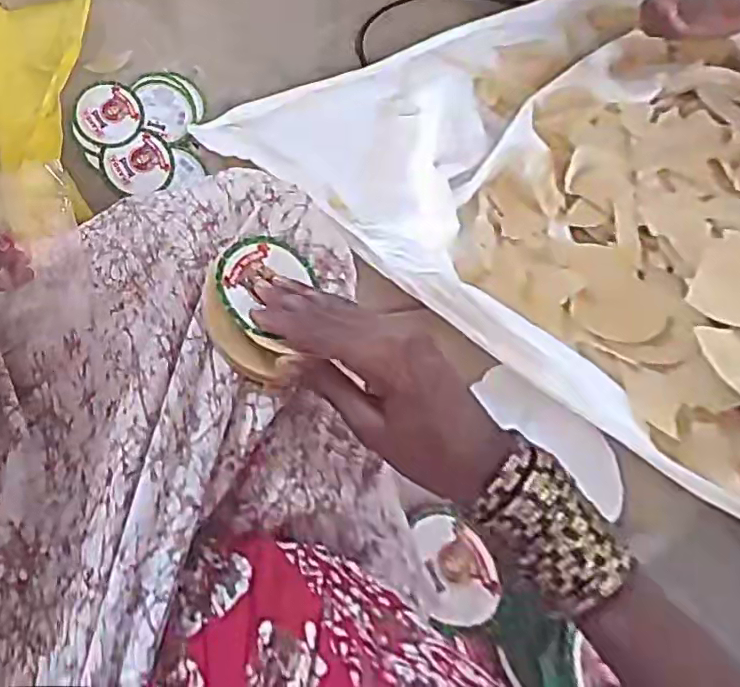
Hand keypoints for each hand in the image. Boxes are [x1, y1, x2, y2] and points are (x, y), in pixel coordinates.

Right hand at [252, 278, 510, 504]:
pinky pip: (359, 314)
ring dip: (307, 297)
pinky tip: (310, 296)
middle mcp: (394, 333)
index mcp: (388, 358)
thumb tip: (288, 361)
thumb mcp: (372, 430)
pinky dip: (330, 305)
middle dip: (291, 301)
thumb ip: (330, 387)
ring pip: (344, 308)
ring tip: (274, 282)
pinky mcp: (406, 332)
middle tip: (256, 284)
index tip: (254, 312)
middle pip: (332, 313)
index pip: (324, 334)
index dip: (287, 323)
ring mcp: (402, 329)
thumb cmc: (428, 454)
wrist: (486, 458)